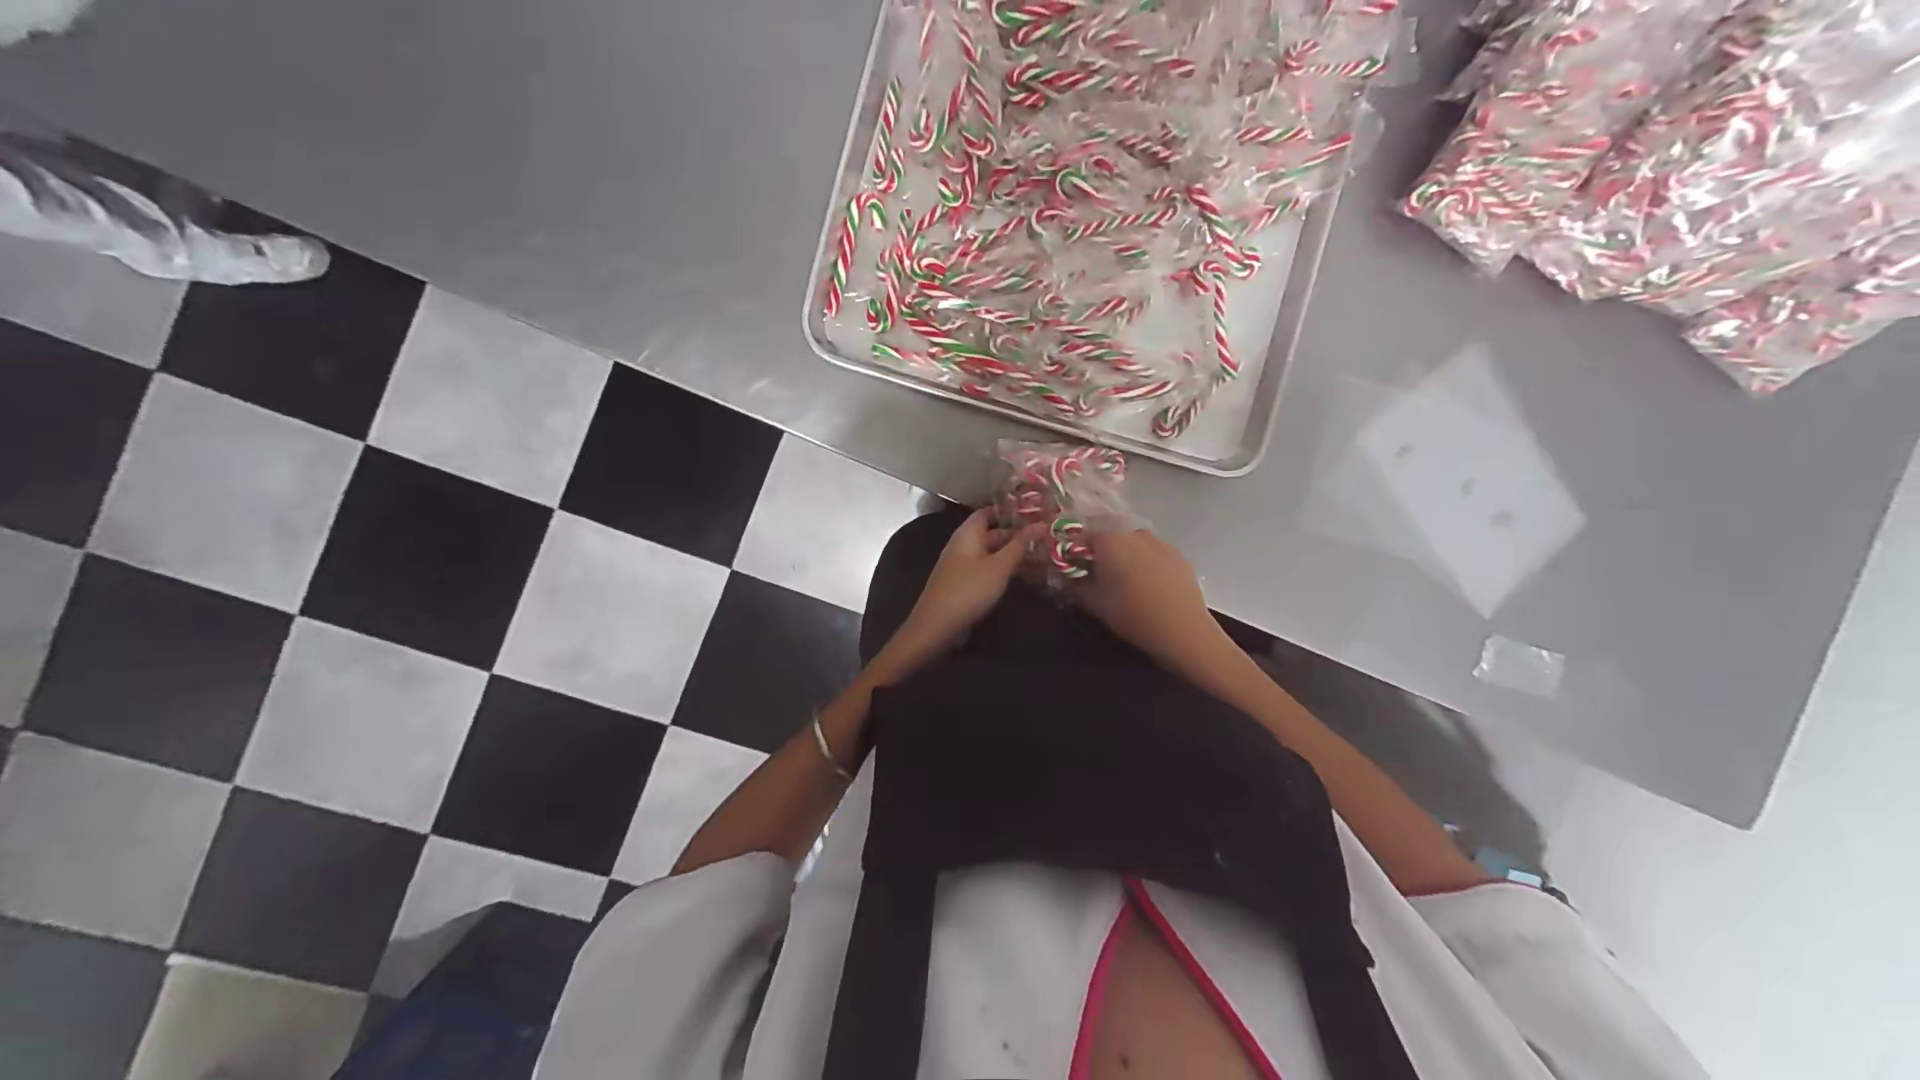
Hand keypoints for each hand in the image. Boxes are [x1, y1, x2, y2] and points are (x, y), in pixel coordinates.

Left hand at [882, 509, 1043, 671]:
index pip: (989, 512)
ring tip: (1040, 556)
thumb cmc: (969, 590)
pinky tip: (1020, 576)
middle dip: (1016, 535)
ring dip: (1011, 554)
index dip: (1010, 511)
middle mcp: (962, 545)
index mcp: (967, 533)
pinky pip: (985, 569)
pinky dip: (1002, 569)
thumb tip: (1041, 524)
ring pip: (990, 553)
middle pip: (991, 533)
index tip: (1035, 513)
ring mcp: (961, 565)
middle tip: (1045, 538)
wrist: (937, 626)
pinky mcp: (962, 584)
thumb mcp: (999, 567)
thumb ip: (1019, 545)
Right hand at [1069, 529, 1239, 680]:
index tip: (1071, 569)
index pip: (1079, 535)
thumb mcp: (1091, 602)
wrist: (1183, 630)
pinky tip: (1147, 586)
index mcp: (1108, 539)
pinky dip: (1144, 563)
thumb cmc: (1131, 614)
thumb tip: (1066, 574)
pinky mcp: (1178, 554)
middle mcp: (1133, 532)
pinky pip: (1152, 553)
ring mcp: (1159, 541)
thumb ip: (1073, 583)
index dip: (1072, 551)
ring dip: (1123, 556)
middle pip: (1107, 536)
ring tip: (1124, 583)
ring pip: (1131, 543)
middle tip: (1096, 577)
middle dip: (1098, 552)